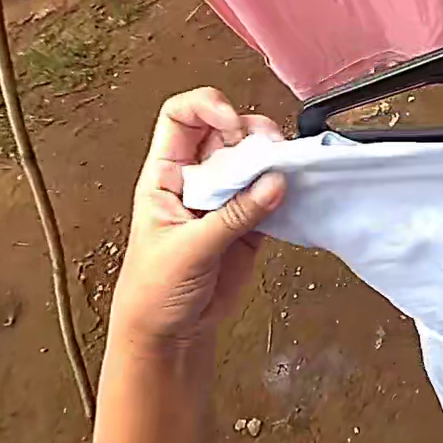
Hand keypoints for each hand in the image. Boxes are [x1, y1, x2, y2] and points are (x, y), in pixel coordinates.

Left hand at [108, 88, 286, 348]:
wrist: (170, 334)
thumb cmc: (153, 290)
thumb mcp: (186, 249)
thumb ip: (232, 215)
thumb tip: (270, 184)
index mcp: (165, 175)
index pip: (182, 117)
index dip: (207, 108)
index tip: (231, 124)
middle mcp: (195, 181)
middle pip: (226, 134)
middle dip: (250, 135)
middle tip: (266, 153)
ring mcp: (223, 201)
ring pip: (252, 162)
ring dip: (271, 162)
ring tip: (283, 173)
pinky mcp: (247, 225)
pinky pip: (270, 196)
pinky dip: (284, 192)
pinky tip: (290, 196)